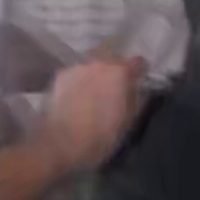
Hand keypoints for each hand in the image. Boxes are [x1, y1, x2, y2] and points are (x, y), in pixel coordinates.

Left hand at [32, 57, 146, 176]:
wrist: (61, 142)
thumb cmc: (101, 136)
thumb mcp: (128, 121)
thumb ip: (135, 97)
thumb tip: (136, 84)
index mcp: (118, 73)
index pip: (137, 62)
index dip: (139, 71)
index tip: (138, 80)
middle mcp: (97, 63)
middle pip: (112, 58)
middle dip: (116, 68)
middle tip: (115, 87)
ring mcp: (76, 67)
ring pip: (92, 64)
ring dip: (96, 73)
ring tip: (94, 92)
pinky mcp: (60, 74)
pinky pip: (76, 73)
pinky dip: (80, 80)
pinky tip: (77, 95)